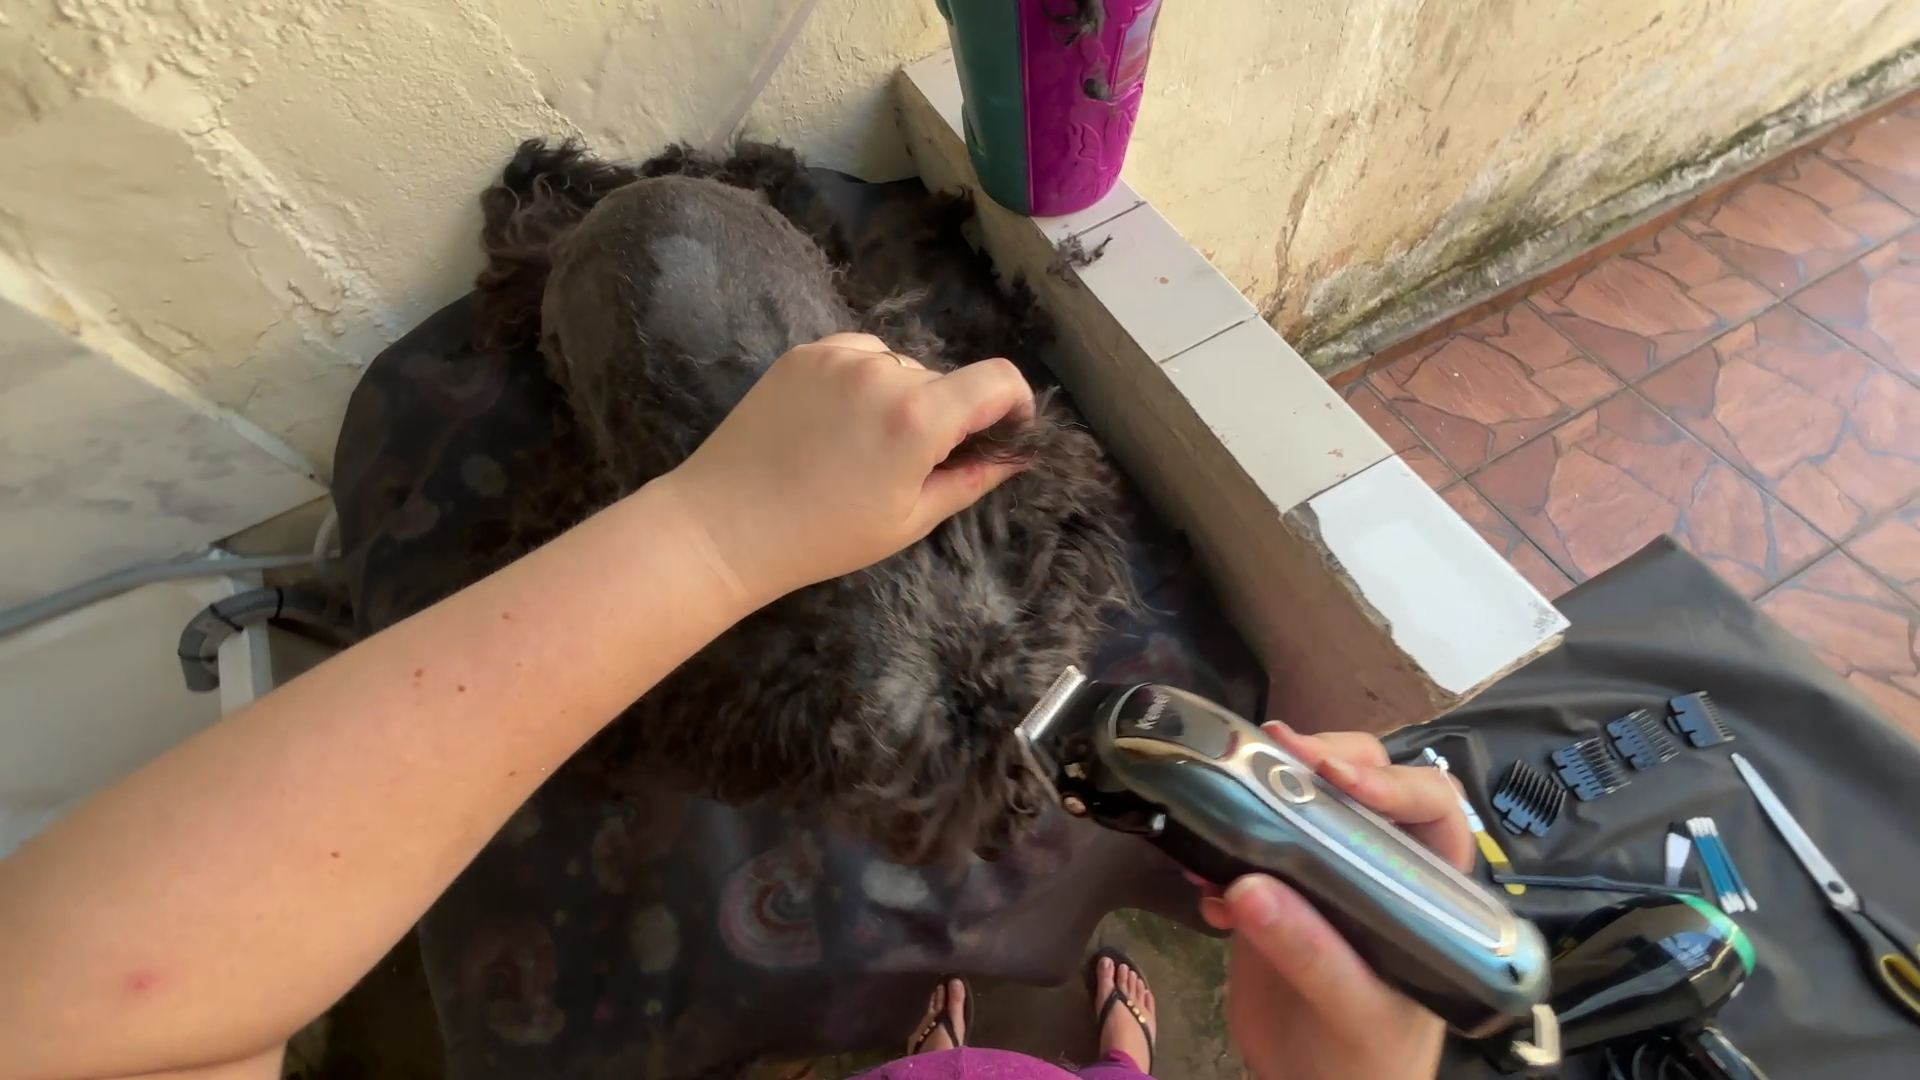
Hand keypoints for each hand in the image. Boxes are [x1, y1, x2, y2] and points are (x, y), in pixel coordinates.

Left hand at [655, 333, 1034, 603]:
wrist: (725, 525)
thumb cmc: (824, 537)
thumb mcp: (909, 520)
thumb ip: (970, 480)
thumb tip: (1014, 457)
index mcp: (918, 418)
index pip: (998, 379)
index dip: (1015, 403)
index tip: (1003, 431)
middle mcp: (884, 371)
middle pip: (945, 382)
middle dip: (946, 417)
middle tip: (912, 463)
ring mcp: (839, 356)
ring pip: (902, 368)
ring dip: (904, 398)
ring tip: (865, 444)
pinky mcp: (805, 352)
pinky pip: (861, 356)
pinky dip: (867, 381)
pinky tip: (839, 421)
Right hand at [1199, 724, 1471, 1079]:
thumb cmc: (1365, 1064)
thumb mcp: (1353, 1014)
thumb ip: (1311, 954)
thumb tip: (1246, 887)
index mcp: (1427, 887)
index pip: (1430, 804)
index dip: (1389, 779)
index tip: (1332, 777)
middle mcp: (1377, 862)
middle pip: (1360, 777)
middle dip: (1317, 756)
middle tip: (1270, 747)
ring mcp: (1321, 867)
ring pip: (1300, 792)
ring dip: (1260, 781)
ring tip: (1221, 782)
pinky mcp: (1272, 879)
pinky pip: (1247, 833)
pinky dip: (1219, 836)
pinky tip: (1199, 871)